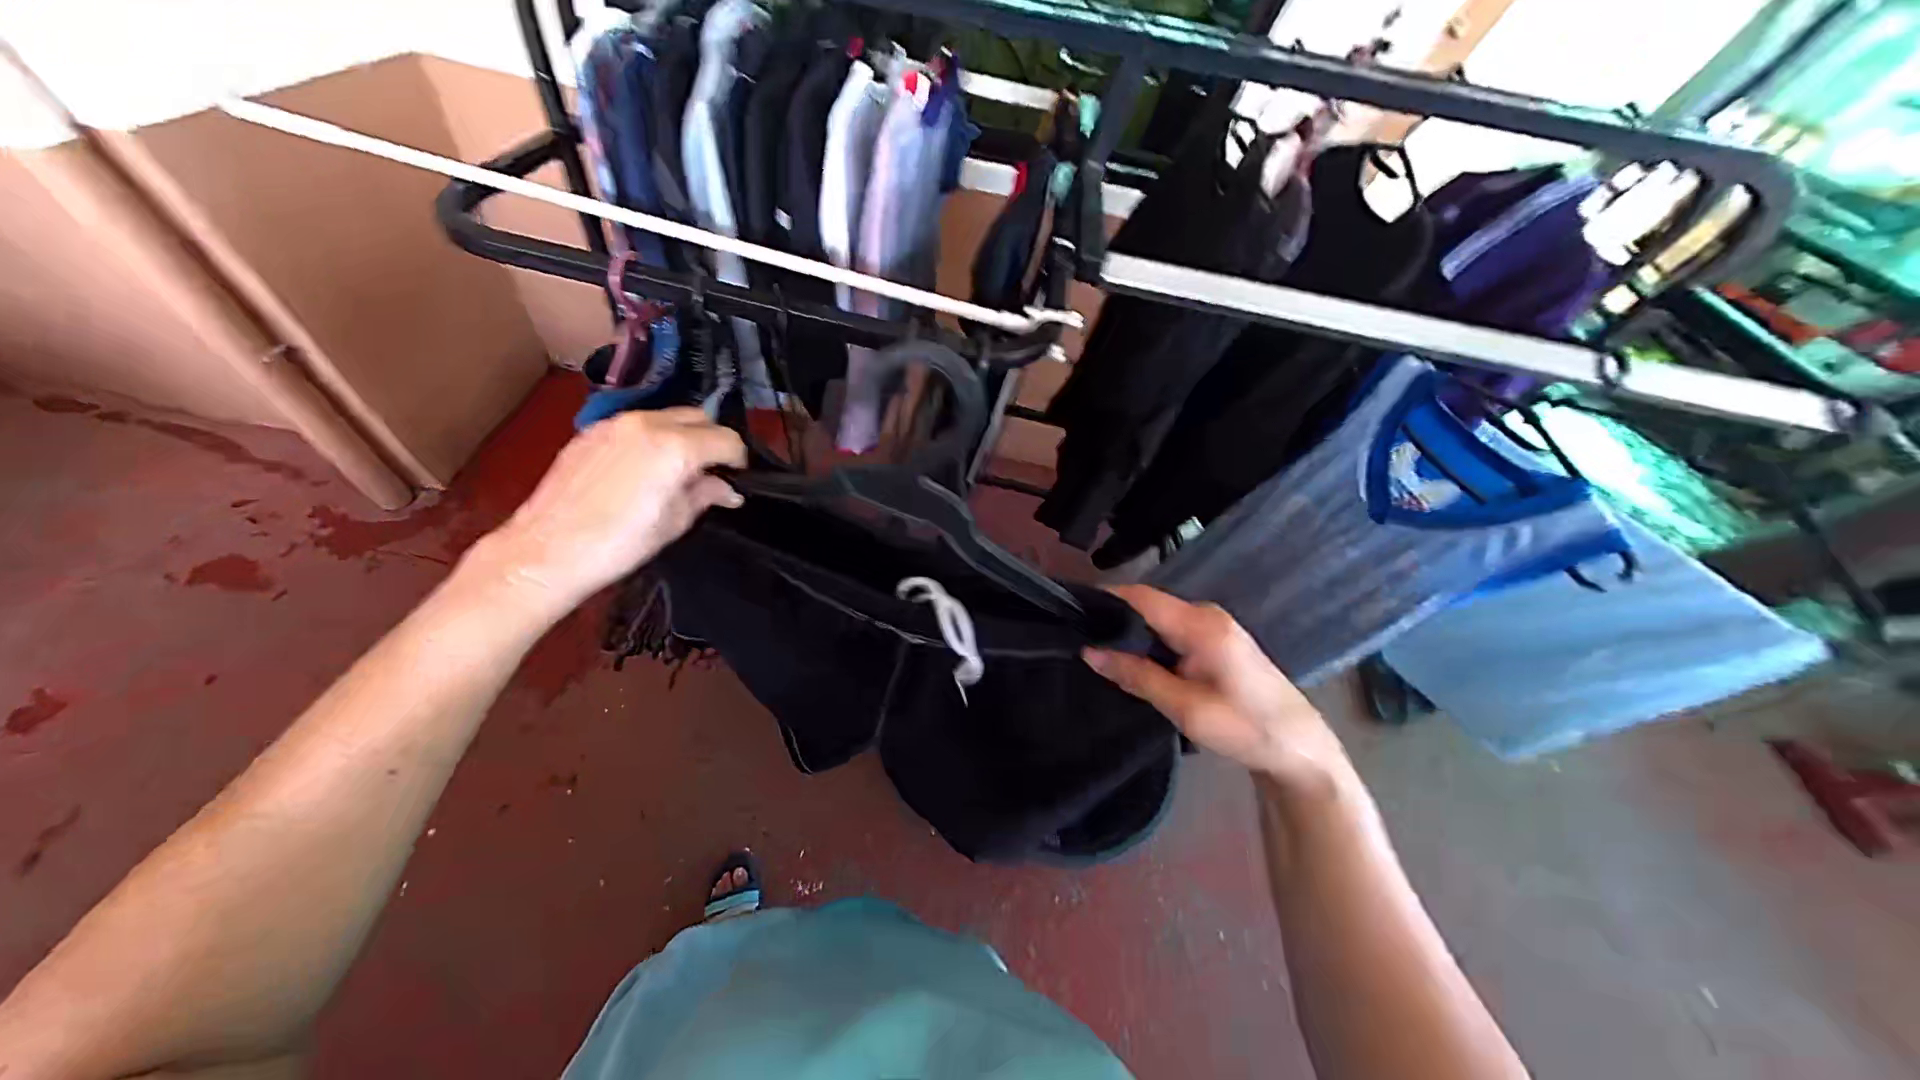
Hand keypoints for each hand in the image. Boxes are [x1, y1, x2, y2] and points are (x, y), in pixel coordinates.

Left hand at [473, 407, 745, 614]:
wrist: (549, 549)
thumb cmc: (620, 543)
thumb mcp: (675, 522)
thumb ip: (706, 495)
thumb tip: (727, 490)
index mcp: (676, 447)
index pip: (726, 439)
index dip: (738, 460)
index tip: (736, 477)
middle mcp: (648, 423)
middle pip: (699, 417)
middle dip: (712, 440)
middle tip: (710, 471)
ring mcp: (616, 424)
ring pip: (666, 416)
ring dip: (682, 436)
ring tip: (676, 470)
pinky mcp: (591, 432)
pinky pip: (635, 425)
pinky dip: (651, 439)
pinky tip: (642, 470)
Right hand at [1084, 586, 1351, 790]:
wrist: (1300, 749)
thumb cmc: (1246, 728)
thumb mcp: (1185, 708)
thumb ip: (1136, 676)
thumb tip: (1089, 651)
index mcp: (1201, 624)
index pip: (1140, 596)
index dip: (1104, 599)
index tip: (1070, 612)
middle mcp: (1206, 614)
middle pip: (1147, 604)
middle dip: (1112, 618)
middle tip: (1077, 639)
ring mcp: (1213, 625)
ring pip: (1156, 619)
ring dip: (1129, 632)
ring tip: (1095, 650)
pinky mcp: (1215, 640)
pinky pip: (1170, 630)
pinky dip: (1147, 642)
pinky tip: (1130, 661)